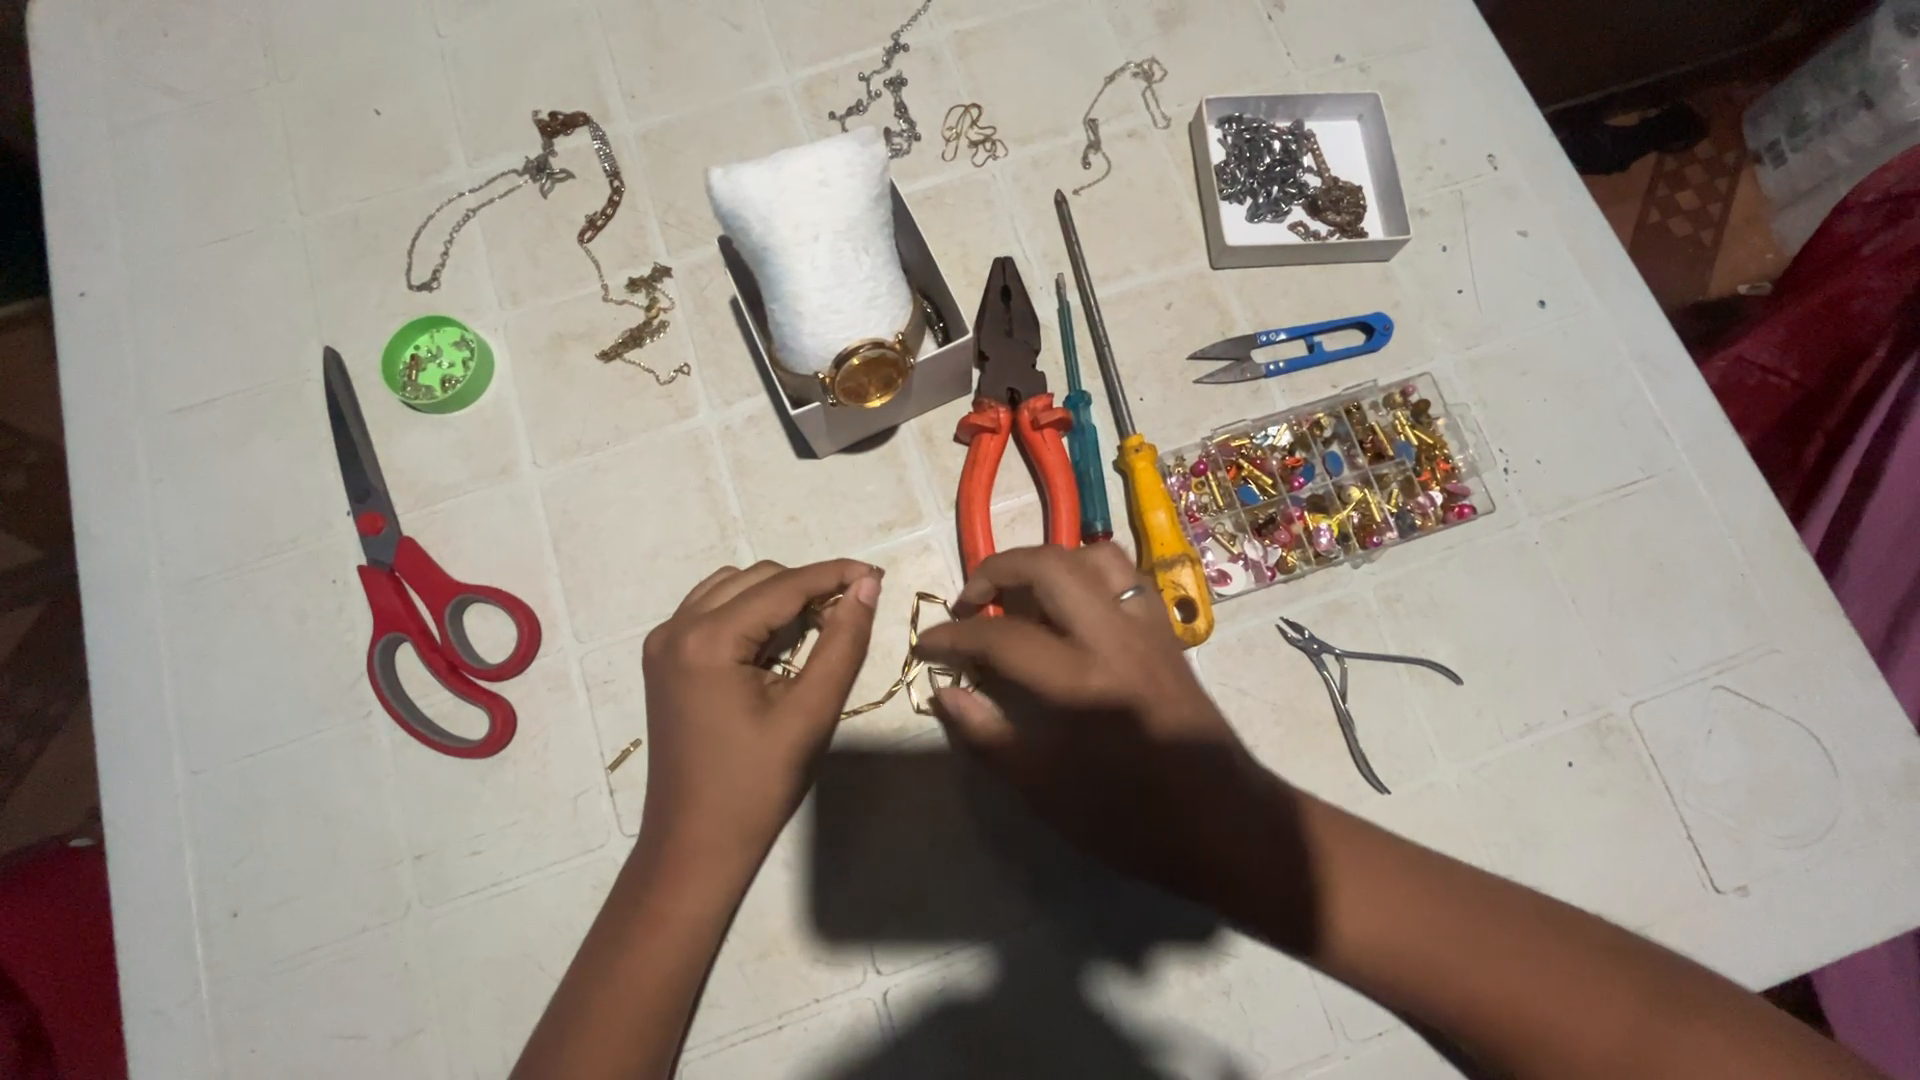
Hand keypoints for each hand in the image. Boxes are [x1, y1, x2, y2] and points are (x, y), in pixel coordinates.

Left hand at [639, 560, 880, 874]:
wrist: (695, 844)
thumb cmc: (757, 785)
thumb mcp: (811, 712)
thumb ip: (842, 643)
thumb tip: (866, 586)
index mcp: (707, 640)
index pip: (783, 586)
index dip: (834, 575)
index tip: (877, 575)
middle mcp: (676, 628)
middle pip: (757, 578)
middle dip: (807, 586)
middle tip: (850, 613)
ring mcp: (663, 643)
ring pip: (732, 588)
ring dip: (778, 596)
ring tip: (816, 627)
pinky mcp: (663, 660)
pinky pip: (712, 611)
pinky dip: (749, 612)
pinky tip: (775, 643)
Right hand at [912, 544, 1282, 914]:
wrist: (1223, 823)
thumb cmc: (1130, 819)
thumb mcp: (1044, 790)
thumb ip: (987, 735)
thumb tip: (944, 692)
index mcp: (1081, 681)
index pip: (1000, 636)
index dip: (952, 637)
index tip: (926, 644)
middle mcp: (1115, 637)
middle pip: (1048, 566)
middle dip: (996, 570)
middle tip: (969, 602)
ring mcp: (1147, 628)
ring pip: (1093, 557)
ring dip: (1046, 563)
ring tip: (1020, 595)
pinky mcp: (1167, 632)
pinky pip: (1125, 578)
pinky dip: (1087, 574)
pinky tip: (1070, 608)